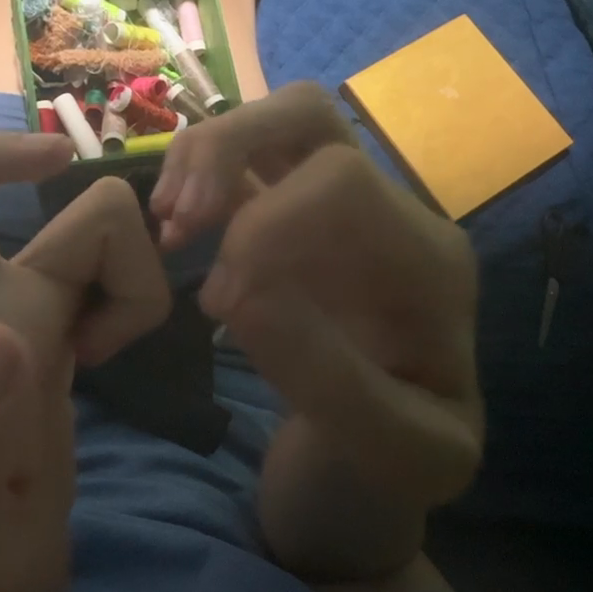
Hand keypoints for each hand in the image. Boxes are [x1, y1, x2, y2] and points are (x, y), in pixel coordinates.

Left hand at [0, 130, 171, 384]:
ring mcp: (40, 295)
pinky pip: (132, 270)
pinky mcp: (74, 312)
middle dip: (131, 273)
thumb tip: (6, 335)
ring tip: (100, 355)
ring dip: (138, 294)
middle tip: (97, 342)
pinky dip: (139, 304)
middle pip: (96, 210)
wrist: (13, 552)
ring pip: (123, 234)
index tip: (61, 160)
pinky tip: (107, 351)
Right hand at [150, 83, 482, 581]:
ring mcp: (328, 214)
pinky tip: (168, 226)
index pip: (340, 181)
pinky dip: (191, 176)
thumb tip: (239, 292)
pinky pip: (236, 166)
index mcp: (426, 260)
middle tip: (178, 218)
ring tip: (166, 222)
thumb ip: (332, 380)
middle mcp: (383, 216)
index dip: (264, 224)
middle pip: (306, 113)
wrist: (372, 477)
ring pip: (268, 123)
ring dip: (202, 155)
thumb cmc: (391, 470)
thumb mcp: (397, 456)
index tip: (222, 305)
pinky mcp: (281, 226)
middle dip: (227, 148)